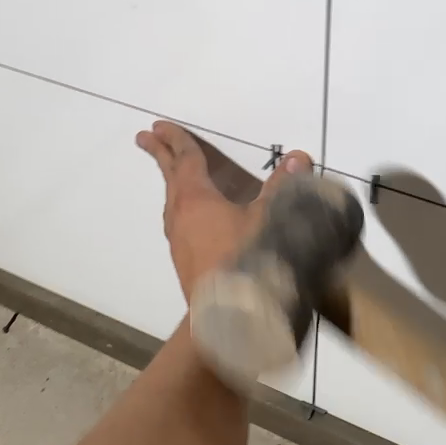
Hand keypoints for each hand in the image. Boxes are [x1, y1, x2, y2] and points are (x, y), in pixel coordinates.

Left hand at [134, 120, 312, 297]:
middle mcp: (180, 215)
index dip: (176, 140)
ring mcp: (178, 239)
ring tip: (171, 171)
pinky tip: (188, 216)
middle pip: (170, 176)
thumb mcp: (268, 221)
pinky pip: (176, 218)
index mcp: (196, 199)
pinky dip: (179, 203)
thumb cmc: (245, 263)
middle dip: (160, 153)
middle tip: (146, 135)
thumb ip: (282, 188)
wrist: (225, 319)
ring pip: (171, 199)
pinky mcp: (183, 259)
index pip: (185, 160)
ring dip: (171, 180)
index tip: (159, 125)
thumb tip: (299, 157)